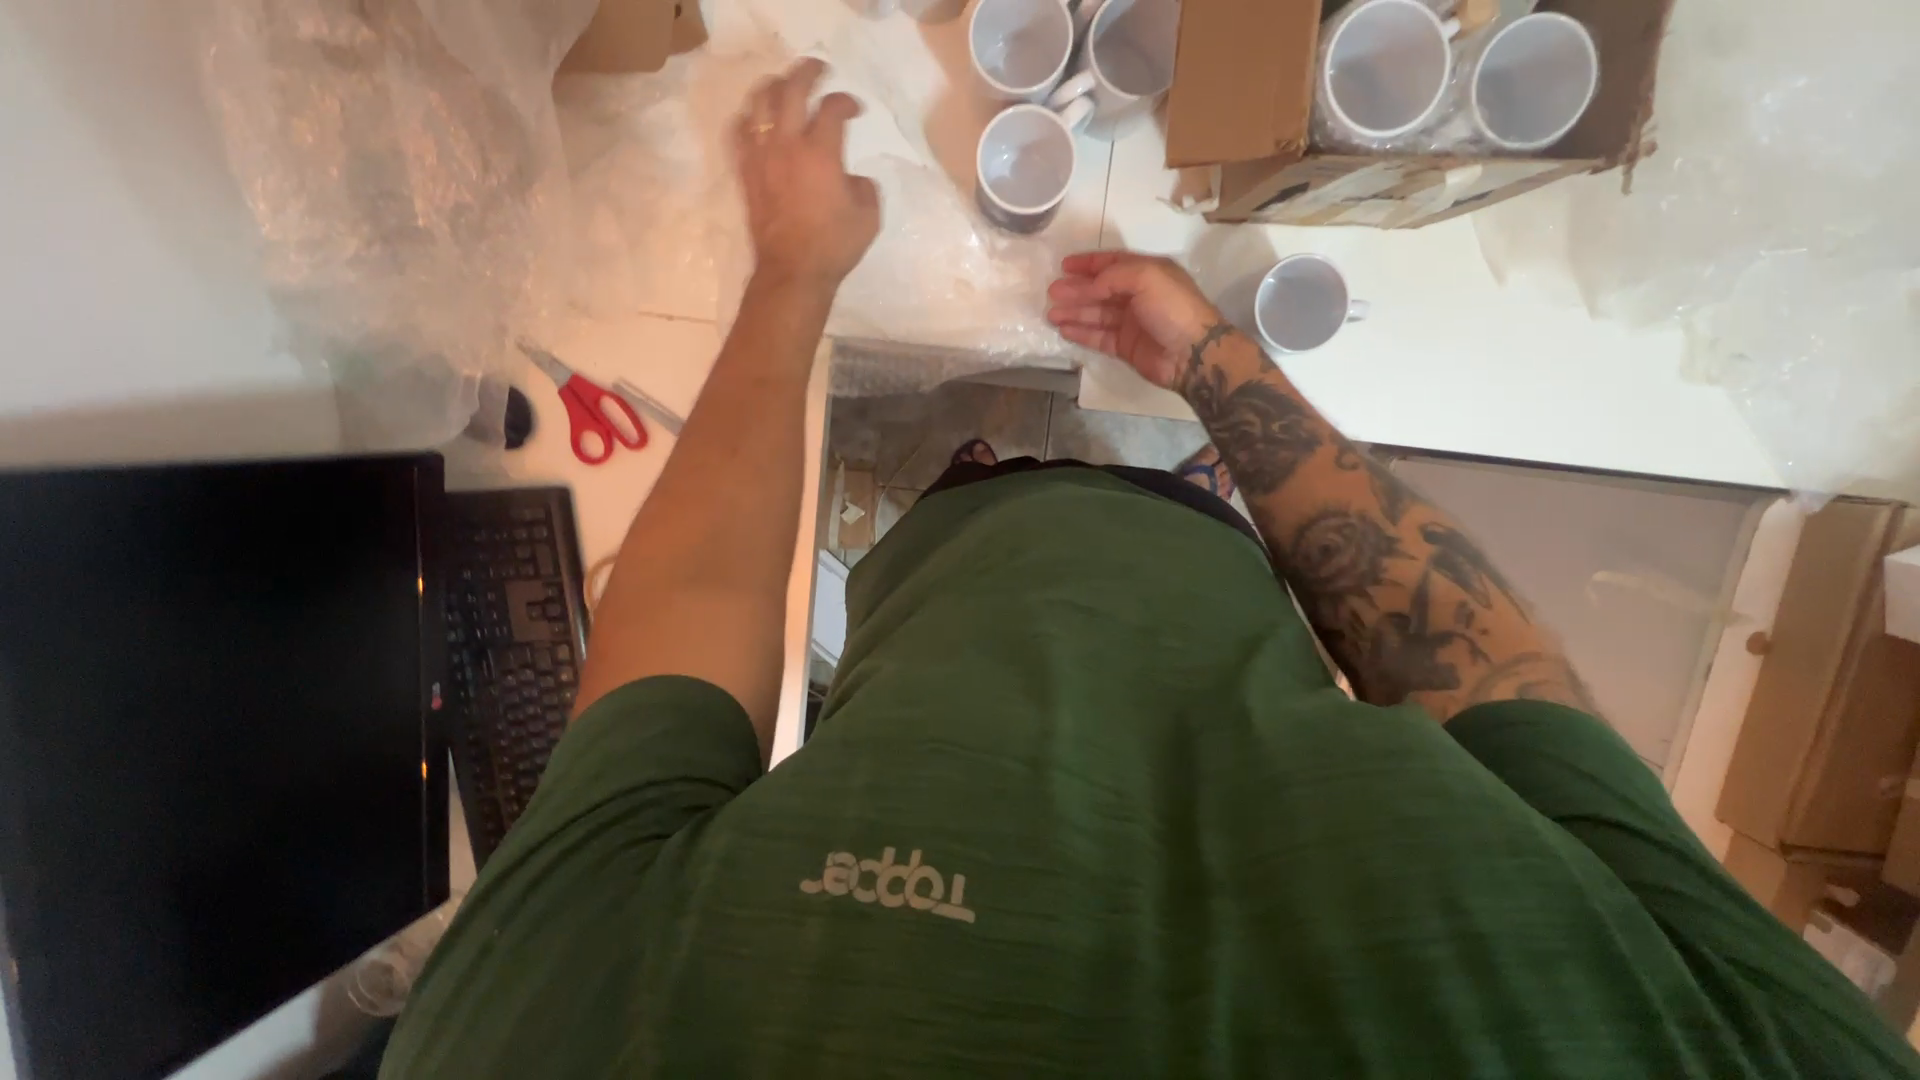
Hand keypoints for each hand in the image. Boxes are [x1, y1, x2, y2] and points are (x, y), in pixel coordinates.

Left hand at [733, 59, 881, 291]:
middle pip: (792, 89)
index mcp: (822, 152)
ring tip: (783, 86)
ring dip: (773, 86)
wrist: (793, 271)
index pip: (833, 108)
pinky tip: (755, 120)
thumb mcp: (868, 217)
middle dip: (808, 72)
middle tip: (819, 70)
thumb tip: (853, 178)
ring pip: (759, 102)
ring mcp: (762, 156)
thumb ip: (865, 187)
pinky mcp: (746, 172)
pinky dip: (748, 118)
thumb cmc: (834, 247)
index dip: (846, 101)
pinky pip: (739, 132)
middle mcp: (788, 144)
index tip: (854, 109)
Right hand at [1046, 252, 1228, 389]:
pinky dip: (1081, 333)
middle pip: (1100, 290)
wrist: (1192, 353)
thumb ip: (1113, 276)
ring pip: (1096, 314)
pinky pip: (1098, 337)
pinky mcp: (1126, 346)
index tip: (1064, 266)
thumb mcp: (1146, 277)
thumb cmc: (1172, 308)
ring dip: (1074, 312)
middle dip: (1076, 290)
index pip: (1112, 264)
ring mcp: (1131, 322)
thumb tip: (1088, 286)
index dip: (1088, 264)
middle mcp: (1138, 296)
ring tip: (1052, 314)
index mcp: (1147, 273)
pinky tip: (1064, 329)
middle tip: (1052, 292)